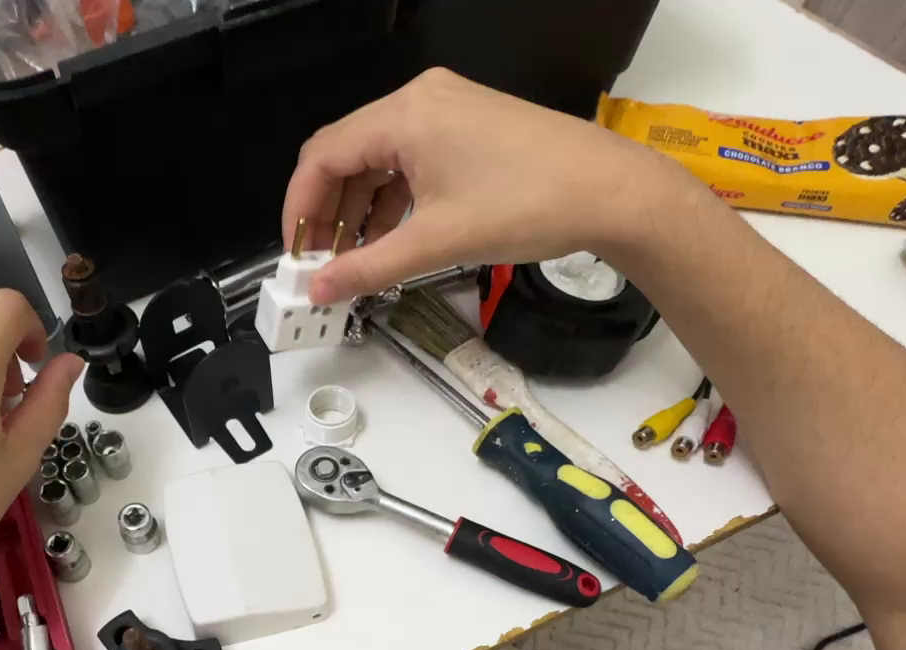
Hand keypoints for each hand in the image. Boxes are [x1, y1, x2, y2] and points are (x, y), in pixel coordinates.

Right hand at [283, 68, 707, 304]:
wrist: (610, 194)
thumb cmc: (529, 204)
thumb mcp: (435, 244)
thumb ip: (367, 269)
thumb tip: (319, 290)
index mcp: (406, 116)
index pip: (322, 156)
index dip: (298, 209)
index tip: (295, 253)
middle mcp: (421, 103)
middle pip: (345, 156)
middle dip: (327, 213)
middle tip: (319, 262)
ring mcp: (446, 112)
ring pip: (376, 162)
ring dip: (358, 211)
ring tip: (353, 260)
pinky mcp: (465, 129)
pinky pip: (407, 163)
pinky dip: (390, 202)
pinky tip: (390, 239)